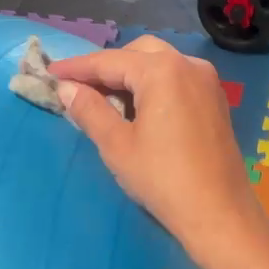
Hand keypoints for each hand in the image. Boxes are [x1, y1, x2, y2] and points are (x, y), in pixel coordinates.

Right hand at [48, 36, 266, 255]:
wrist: (218, 214)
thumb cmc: (163, 180)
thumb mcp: (117, 147)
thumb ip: (90, 111)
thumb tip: (68, 89)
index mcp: (162, 70)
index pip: (110, 61)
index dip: (77, 68)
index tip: (50, 73)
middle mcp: (188, 65)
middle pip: (139, 54)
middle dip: (108, 68)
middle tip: (81, 90)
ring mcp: (207, 83)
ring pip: (160, 66)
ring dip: (131, 77)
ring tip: (106, 102)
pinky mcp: (215, 103)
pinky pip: (177, 82)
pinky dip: (153, 88)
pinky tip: (138, 112)